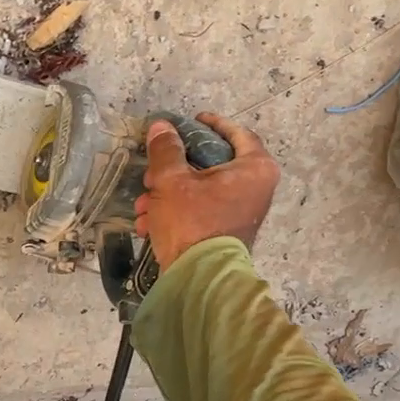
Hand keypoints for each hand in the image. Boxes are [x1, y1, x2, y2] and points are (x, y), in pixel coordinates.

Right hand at [136, 113, 280, 267]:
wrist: (198, 278)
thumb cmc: (191, 222)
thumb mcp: (172, 181)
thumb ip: (166, 151)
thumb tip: (161, 126)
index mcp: (254, 168)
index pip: (237, 134)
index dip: (211, 124)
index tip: (191, 121)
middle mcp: (255, 188)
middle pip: (211, 166)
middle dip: (174, 170)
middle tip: (152, 174)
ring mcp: (241, 213)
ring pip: (199, 192)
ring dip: (167, 196)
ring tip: (144, 206)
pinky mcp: (225, 233)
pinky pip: (199, 214)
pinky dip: (175, 215)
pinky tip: (149, 224)